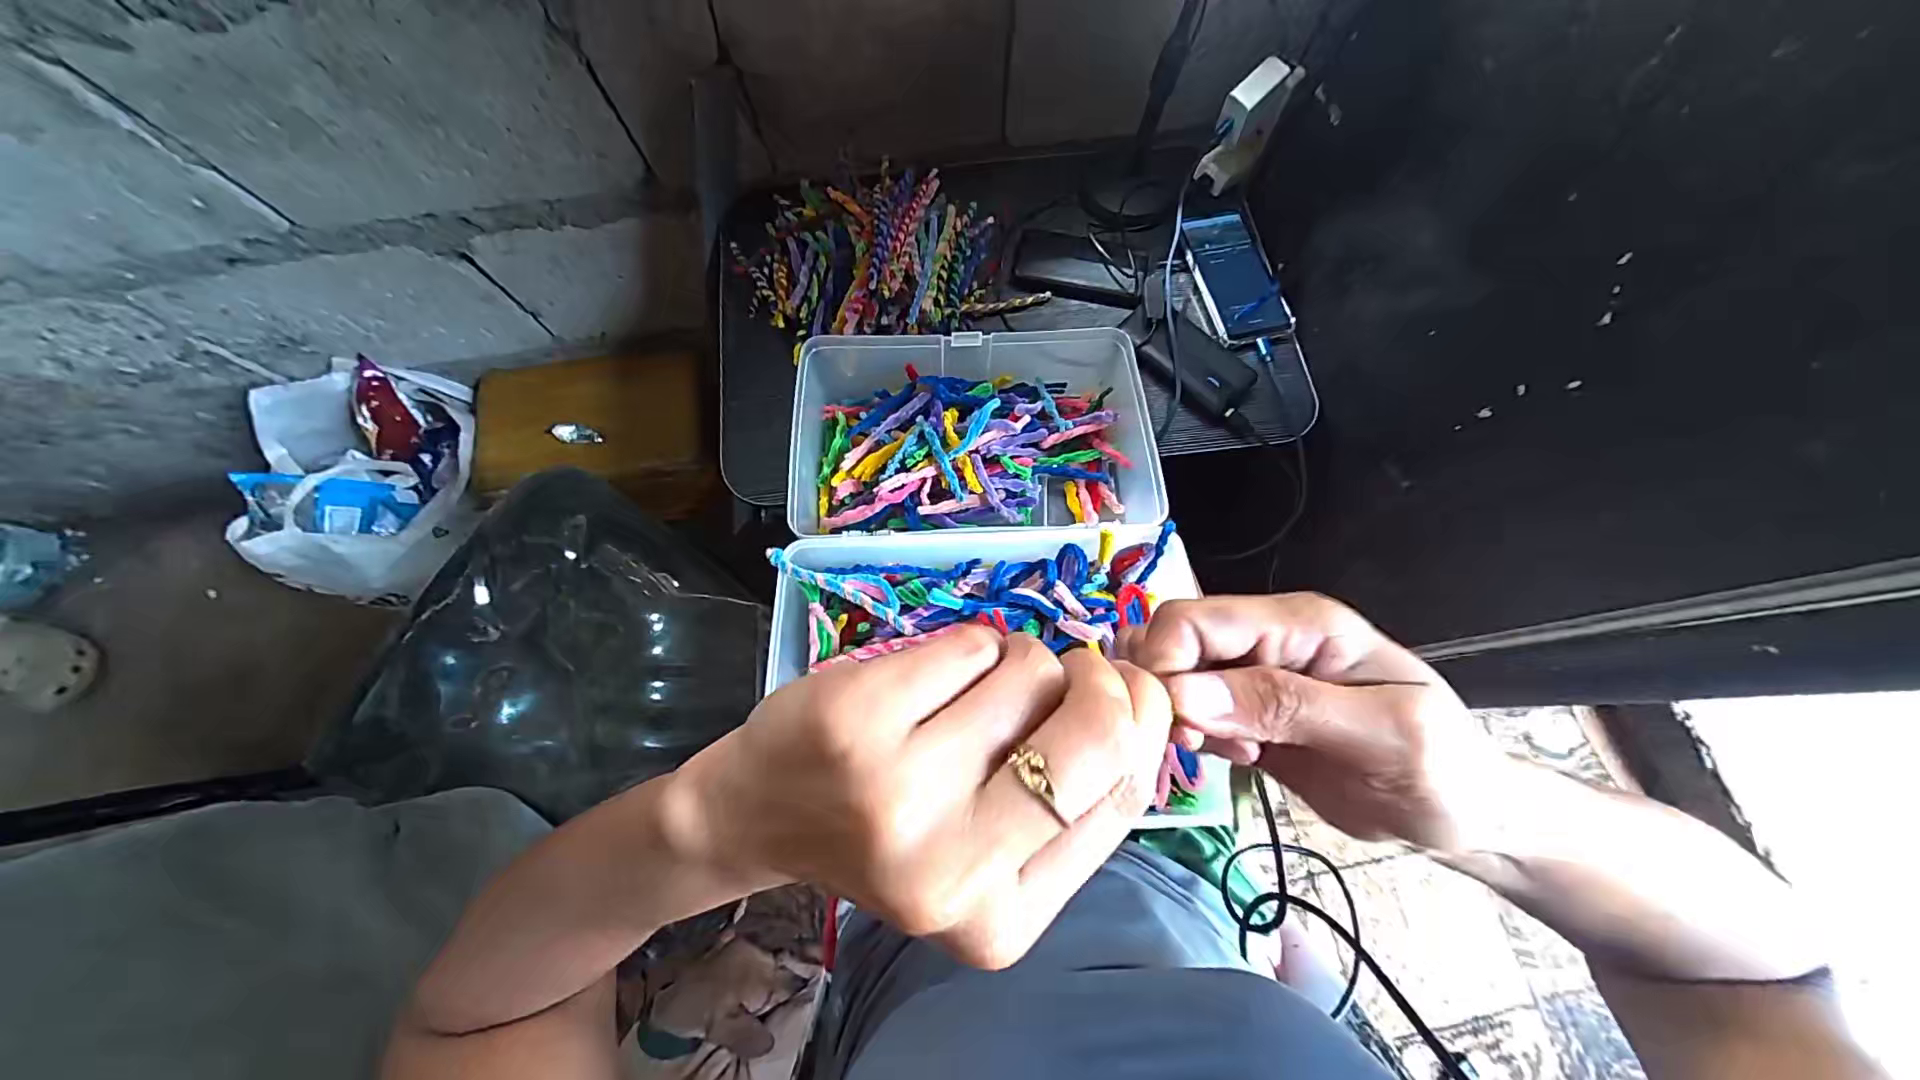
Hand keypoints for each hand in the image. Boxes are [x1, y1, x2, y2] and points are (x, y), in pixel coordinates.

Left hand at [667, 624, 1171, 968]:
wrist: (762, 811)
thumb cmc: (886, 825)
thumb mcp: (984, 848)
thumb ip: (1065, 800)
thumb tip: (1140, 704)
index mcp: (1002, 918)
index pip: (1121, 798)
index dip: (1141, 724)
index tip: (1124, 690)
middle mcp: (955, 868)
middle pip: (1096, 734)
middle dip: (1098, 680)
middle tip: (1072, 667)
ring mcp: (901, 790)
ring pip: (1032, 672)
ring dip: (1020, 661)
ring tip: (976, 688)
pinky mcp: (860, 717)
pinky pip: (973, 644)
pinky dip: (970, 646)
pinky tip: (933, 676)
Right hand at [1116, 594, 1508, 852]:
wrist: (1462, 814)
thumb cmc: (1442, 771)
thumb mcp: (1382, 735)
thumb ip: (1284, 706)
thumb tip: (1183, 695)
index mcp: (1300, 622)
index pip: (1194, 620)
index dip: (1165, 663)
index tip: (1177, 725)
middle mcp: (1266, 637)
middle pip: (1171, 641)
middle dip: (1166, 692)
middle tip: (1198, 744)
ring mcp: (1251, 673)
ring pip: (1170, 672)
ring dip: (1175, 714)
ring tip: (1223, 751)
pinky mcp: (1242, 709)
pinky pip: (1186, 706)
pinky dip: (1189, 731)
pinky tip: (1232, 756)